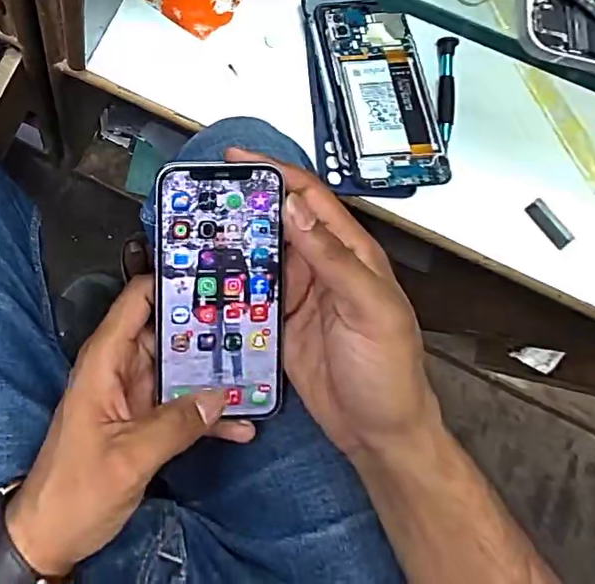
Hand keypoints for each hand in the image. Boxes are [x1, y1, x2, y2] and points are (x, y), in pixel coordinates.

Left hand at [4, 275, 254, 576]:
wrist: (50, 535)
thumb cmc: (77, 488)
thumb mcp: (129, 457)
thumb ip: (175, 423)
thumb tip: (220, 396)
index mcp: (106, 359)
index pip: (136, 300)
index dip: (168, 281)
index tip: (209, 274)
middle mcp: (121, 366)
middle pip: (165, 329)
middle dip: (203, 325)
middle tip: (247, 320)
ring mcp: (134, 392)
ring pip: (178, 366)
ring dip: (211, 371)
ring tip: (253, 367)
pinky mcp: (143, 418)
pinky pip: (180, 403)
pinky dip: (206, 411)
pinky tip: (240, 423)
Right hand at [226, 148, 438, 461]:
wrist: (381, 435)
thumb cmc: (391, 372)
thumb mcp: (370, 309)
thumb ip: (333, 259)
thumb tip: (296, 208)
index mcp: (349, 252)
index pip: (309, 197)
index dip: (276, 172)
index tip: (241, 158)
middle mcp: (321, 264)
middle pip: (279, 219)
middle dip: (246, 201)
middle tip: (209, 193)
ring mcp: (300, 291)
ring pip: (260, 251)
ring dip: (235, 239)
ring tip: (202, 229)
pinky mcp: (281, 318)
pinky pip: (252, 288)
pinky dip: (231, 278)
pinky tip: (212, 274)